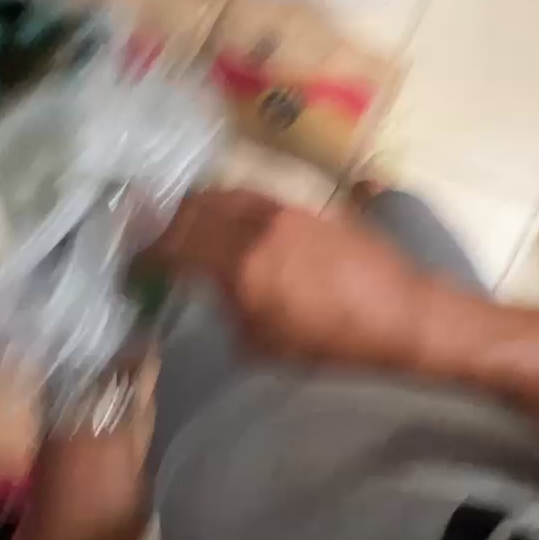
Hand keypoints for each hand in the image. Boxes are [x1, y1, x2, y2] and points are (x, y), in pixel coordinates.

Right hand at [146, 188, 440, 368]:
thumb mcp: (263, 345)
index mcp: (243, 264)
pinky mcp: (310, 205)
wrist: (406, 316)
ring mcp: (288, 209)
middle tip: (150, 232)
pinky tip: (230, 219)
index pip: (176, 240)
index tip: (132, 255)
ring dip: (201, 205)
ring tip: (186, 222)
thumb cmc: (334, 347)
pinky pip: (256, 194)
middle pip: (198, 205)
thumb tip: (208, 288)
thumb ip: (226, 307)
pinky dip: (232, 202)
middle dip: (167, 218)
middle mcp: (261, 224)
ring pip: (228, 192)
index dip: (146, 246)